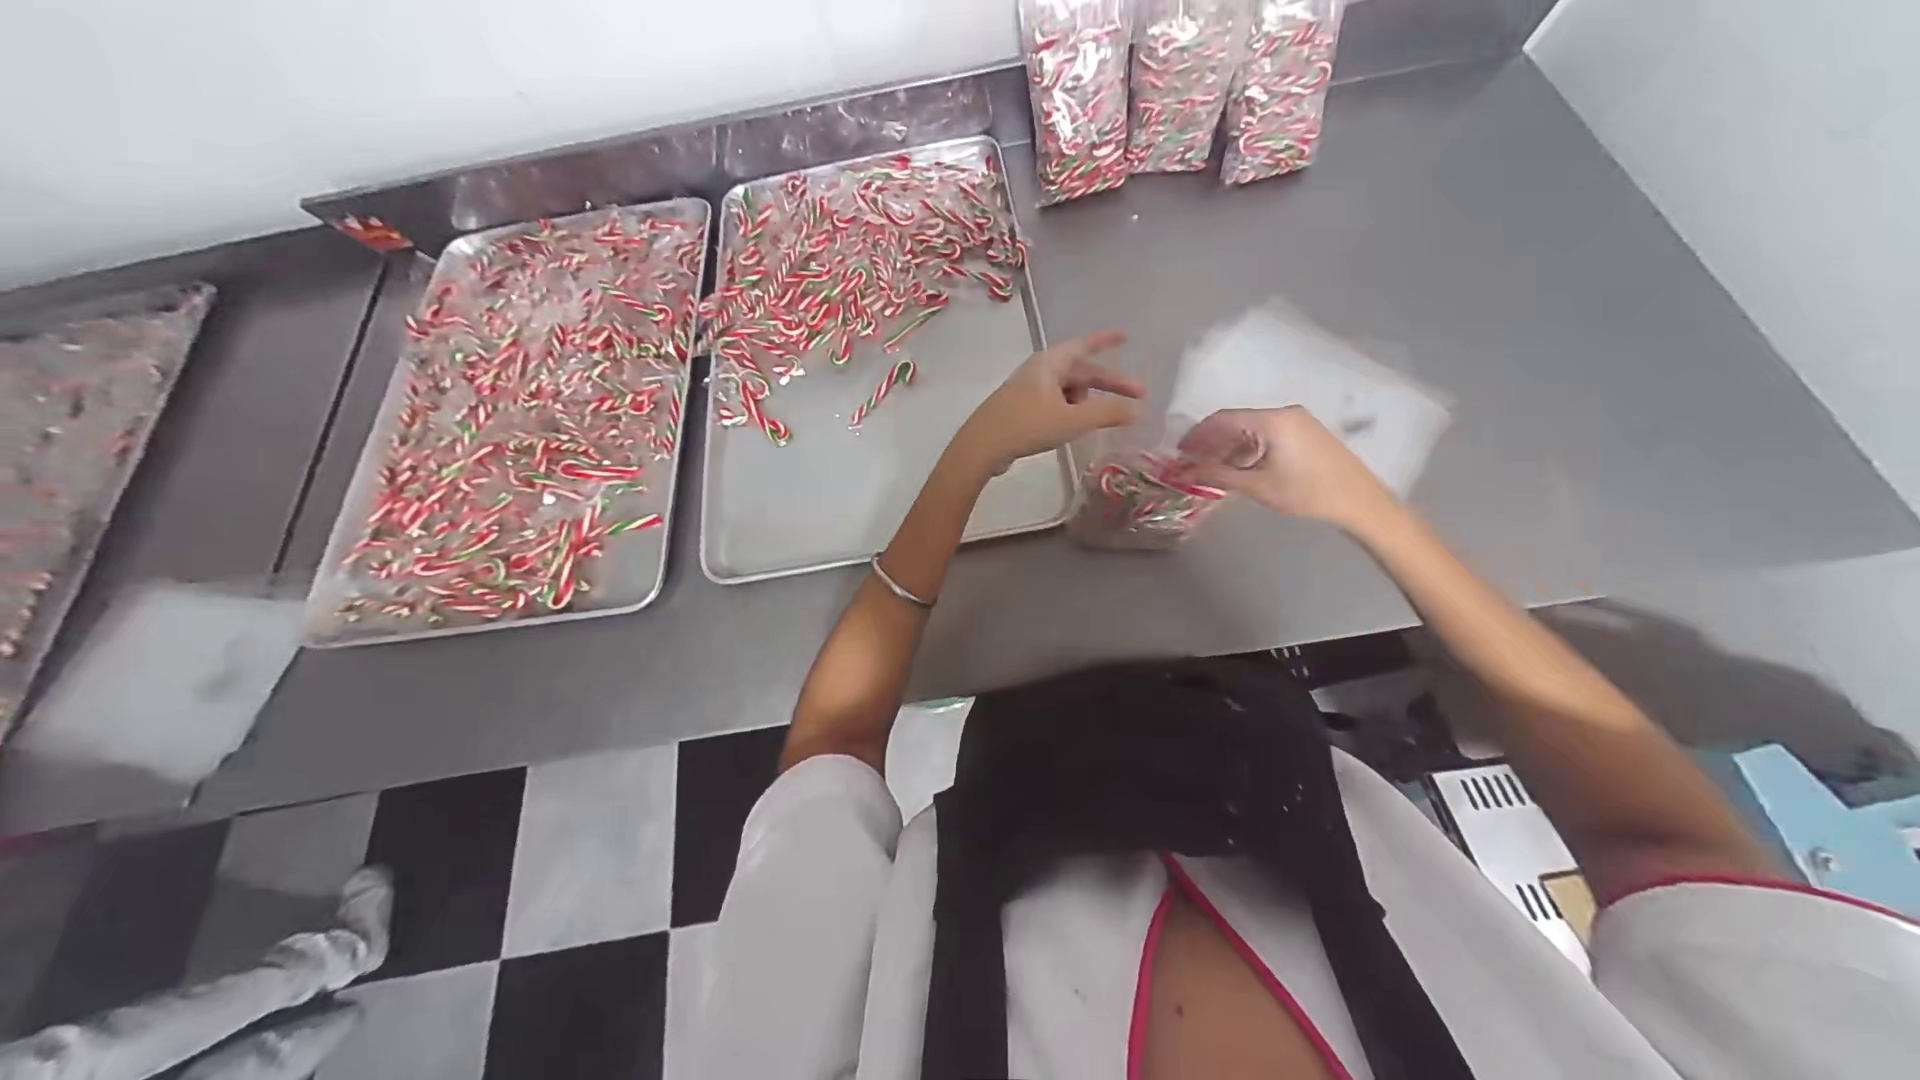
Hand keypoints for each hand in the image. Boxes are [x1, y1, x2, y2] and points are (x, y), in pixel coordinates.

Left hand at [951, 329, 1144, 475]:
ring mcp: (1029, 389)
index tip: (1126, 335)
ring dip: (1087, 401)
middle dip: (1108, 383)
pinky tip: (1073, 428)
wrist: (981, 447)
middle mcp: (1039, 371)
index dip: (1106, 341)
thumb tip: (1138, 410)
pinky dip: (1071, 410)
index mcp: (1050, 363)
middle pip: (1080, 371)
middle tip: (1137, 394)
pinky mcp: (1022, 408)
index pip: (1084, 346)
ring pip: (1068, 389)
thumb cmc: (1026, 426)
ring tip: (1096, 421)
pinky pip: (1055, 403)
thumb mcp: (1071, 420)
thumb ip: (1107, 413)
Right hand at [1174, 406, 1397, 531]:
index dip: (1196, 435)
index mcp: (1272, 420)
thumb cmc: (1307, 493)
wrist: (1360, 502)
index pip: (1222, 419)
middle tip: (1192, 464)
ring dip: (1229, 448)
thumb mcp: (1257, 486)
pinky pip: (1267, 435)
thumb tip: (1183, 471)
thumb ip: (1217, 475)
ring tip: (1212, 471)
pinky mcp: (1306, 433)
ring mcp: (1298, 421)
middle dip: (1211, 443)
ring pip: (1251, 429)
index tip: (1179, 454)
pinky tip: (1239, 469)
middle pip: (1236, 422)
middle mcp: (1284, 413)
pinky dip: (1248, 449)